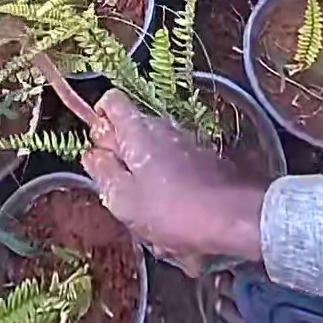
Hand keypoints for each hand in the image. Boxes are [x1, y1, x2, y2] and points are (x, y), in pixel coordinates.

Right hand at [81, 90, 269, 275]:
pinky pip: (172, 169)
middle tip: (121, 193)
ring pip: (150, 155)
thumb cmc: (171, 208)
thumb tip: (90, 153)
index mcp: (137, 130)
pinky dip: (167, 189)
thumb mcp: (123, 198)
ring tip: (149, 219)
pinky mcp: (200, 158)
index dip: (99, 118)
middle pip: (129, 131)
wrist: (232, 215)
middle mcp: (160, 127)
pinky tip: (173, 222)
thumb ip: (102, 171)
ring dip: (144, 181)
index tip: (98, 149)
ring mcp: (183, 141)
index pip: (111, 100)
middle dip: (120, 160)